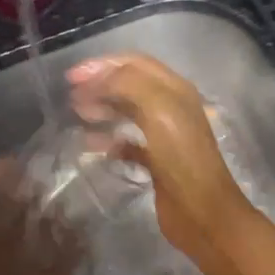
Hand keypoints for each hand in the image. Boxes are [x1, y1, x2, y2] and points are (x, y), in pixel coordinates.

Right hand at [66, 54, 256, 260]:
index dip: (104, 64)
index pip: (136, 63)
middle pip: (130, 85)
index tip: (73, 76)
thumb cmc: (181, 156)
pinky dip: (110, 140)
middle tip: (72, 97)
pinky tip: (92, 146)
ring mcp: (164, 134)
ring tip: (79, 115)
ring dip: (103, 108)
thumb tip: (98, 79)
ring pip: (128, 112)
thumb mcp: (158, 109)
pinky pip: (128, 143)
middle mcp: (171, 106)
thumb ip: (128, 85)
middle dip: (100, 85)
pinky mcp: (157, 161)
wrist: (202, 211)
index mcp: (175, 88)